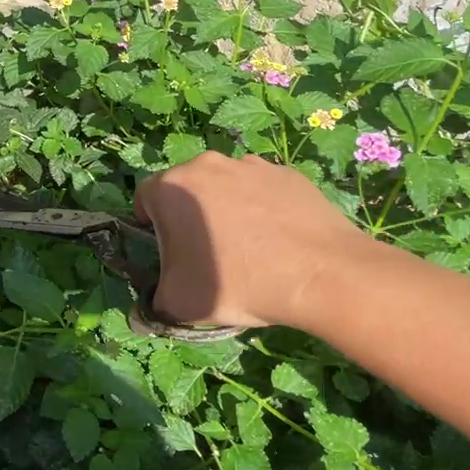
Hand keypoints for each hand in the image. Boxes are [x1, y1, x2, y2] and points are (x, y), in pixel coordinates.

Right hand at [134, 150, 375, 327]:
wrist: (323, 276)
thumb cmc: (238, 282)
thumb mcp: (181, 303)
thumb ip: (156, 299)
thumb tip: (153, 304)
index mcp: (170, 187)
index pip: (145, 199)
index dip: (153, 226)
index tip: (172, 253)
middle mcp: (204, 165)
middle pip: (187, 188)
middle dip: (192, 215)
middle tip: (210, 252)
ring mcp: (249, 165)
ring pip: (226, 186)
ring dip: (228, 208)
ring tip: (251, 248)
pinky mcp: (287, 174)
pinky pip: (264, 190)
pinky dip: (265, 208)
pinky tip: (281, 241)